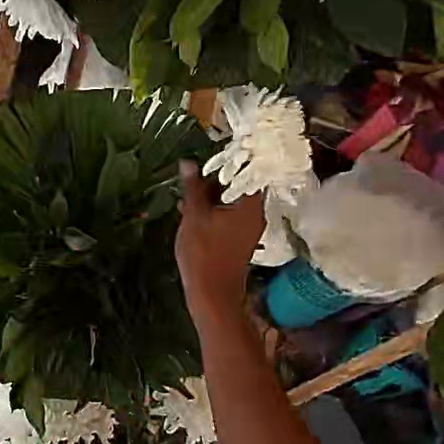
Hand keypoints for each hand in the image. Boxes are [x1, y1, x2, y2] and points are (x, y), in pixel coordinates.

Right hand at [176, 160, 266, 325]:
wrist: (212, 293)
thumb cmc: (204, 252)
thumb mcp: (194, 216)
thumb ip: (193, 188)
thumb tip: (188, 162)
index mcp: (251, 206)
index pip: (251, 171)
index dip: (235, 158)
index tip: (218, 149)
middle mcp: (256, 215)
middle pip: (241, 186)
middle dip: (219, 178)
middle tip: (197, 170)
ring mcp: (248, 228)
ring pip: (233, 202)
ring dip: (213, 195)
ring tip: (189, 190)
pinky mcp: (239, 239)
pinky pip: (229, 215)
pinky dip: (214, 210)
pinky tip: (192, 209)